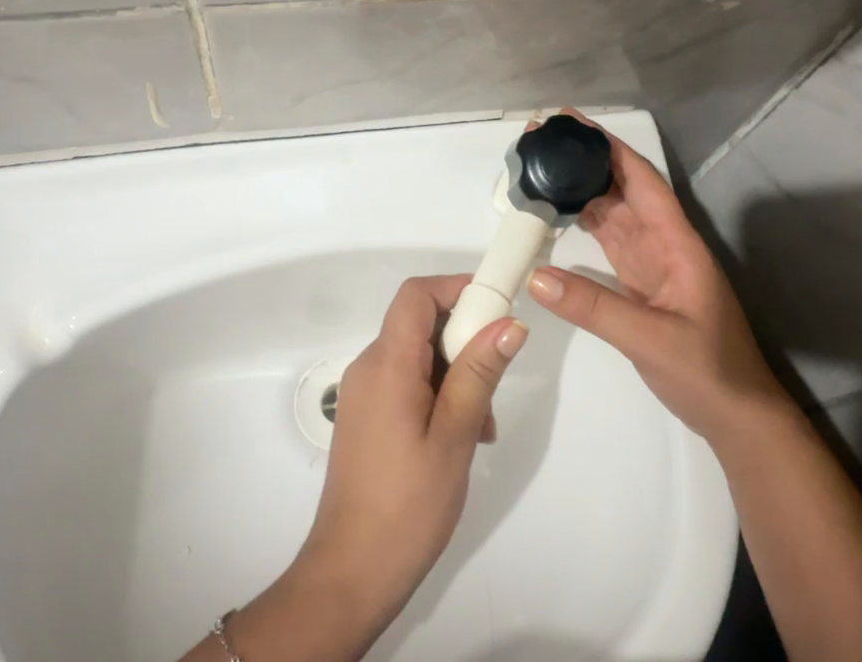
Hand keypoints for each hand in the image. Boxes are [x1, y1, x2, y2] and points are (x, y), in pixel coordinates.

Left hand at [290, 275, 527, 634]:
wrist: (352, 571)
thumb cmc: (408, 504)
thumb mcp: (455, 435)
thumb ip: (479, 373)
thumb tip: (509, 322)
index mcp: (385, 365)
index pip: (416, 295)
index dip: (457, 288)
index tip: (499, 308)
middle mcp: (368, 369)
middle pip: (420, 324)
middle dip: (465, 341)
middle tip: (496, 384)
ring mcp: (365, 395)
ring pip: (418, 357)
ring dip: (457, 374)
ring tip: (482, 426)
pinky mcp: (368, 418)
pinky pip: (408, 384)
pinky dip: (440, 395)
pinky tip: (462, 437)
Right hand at [526, 112, 785, 449]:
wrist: (739, 416)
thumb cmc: (708, 373)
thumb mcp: (652, 340)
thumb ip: (595, 309)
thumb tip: (536, 277)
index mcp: (677, 244)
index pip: (641, 181)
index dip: (608, 148)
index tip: (571, 121)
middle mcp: (665, 246)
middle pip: (623, 190)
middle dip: (585, 162)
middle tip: (539, 140)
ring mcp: (654, 266)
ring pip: (614, 215)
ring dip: (581, 190)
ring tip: (541, 168)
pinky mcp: (642, 288)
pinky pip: (610, 245)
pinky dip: (584, 226)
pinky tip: (559, 217)